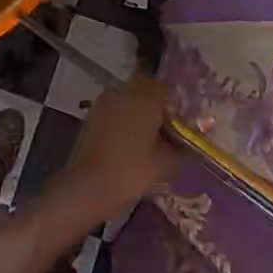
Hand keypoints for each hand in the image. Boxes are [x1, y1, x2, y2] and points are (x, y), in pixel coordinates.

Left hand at [47, 77, 179, 223]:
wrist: (90, 183)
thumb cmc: (132, 172)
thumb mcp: (165, 164)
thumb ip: (178, 148)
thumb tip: (181, 143)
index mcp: (145, 102)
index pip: (163, 88)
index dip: (170, 103)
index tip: (175, 121)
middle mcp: (124, 94)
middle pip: (143, 88)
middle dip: (152, 103)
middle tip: (160, 127)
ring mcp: (104, 102)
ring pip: (125, 96)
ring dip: (134, 108)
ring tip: (142, 132)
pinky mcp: (91, 113)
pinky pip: (112, 106)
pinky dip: (120, 115)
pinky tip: (124, 136)